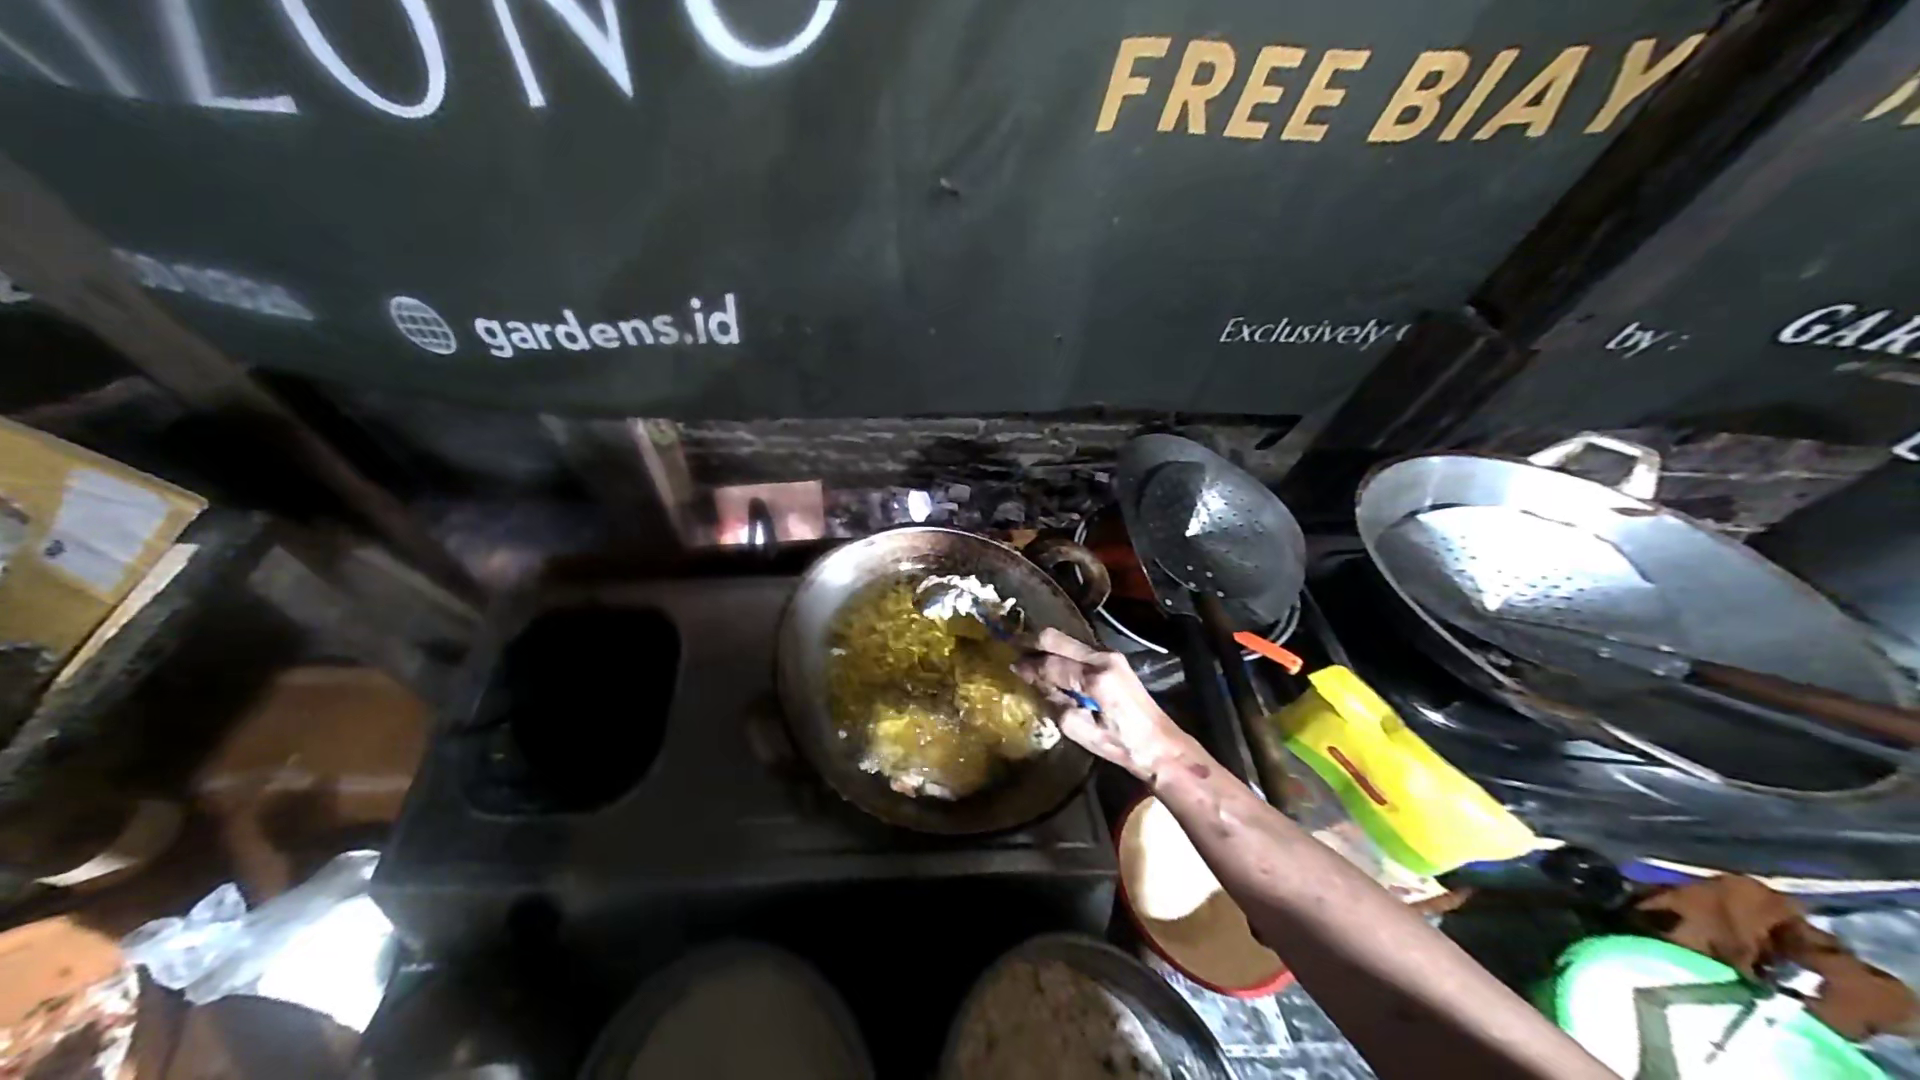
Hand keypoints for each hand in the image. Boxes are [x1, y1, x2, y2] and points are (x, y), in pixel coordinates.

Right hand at [1016, 628, 1195, 780]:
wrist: (1161, 745)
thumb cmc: (1123, 745)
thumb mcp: (1082, 732)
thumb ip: (1058, 705)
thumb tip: (1042, 688)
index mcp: (1096, 677)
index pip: (1051, 664)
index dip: (1029, 666)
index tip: (1011, 667)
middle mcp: (1103, 658)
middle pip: (1057, 638)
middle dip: (1033, 643)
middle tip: (1014, 651)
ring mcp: (1111, 655)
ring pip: (1068, 641)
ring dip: (1047, 648)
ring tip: (1030, 661)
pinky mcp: (1114, 660)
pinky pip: (1078, 650)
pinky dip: (1061, 654)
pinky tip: (1053, 668)